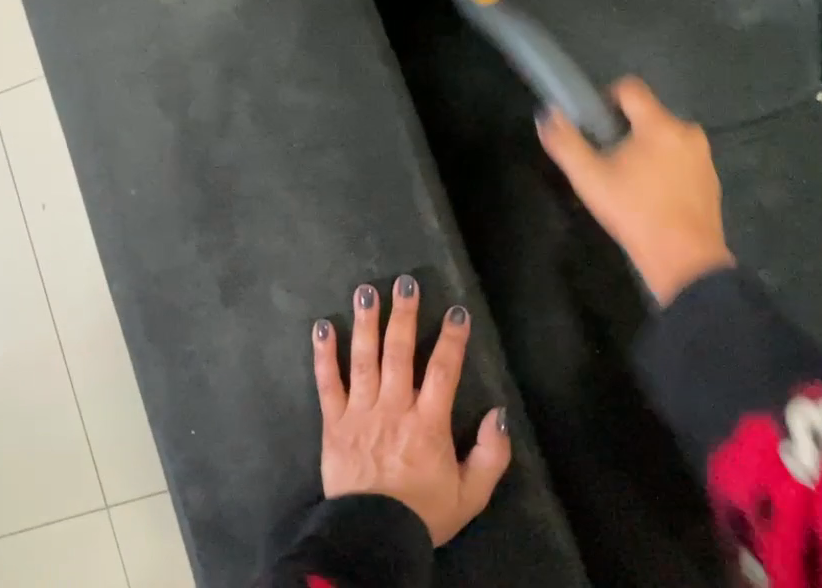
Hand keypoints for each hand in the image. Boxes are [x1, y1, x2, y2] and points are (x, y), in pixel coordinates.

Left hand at [311, 276, 511, 545]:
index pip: (443, 370)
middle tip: (405, 281)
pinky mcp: (333, 423)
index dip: (452, 339)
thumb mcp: (470, 494)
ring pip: (363, 359)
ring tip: (365, 291)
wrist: (373, 539)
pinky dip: (323, 355)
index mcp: (428, 423)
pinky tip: (321, 327)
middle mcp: (394, 408)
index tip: (457, 311)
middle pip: (400, 352)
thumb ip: (491, 455)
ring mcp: (360, 413)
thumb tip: (500, 413)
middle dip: (403, 314)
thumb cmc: (422, 514)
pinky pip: (327, 383)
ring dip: (365, 323)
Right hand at [537, 76, 734, 304]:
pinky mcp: (711, 178)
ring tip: (627, 180)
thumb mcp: (589, 179)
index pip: (630, 88)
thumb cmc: (634, 212)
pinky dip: (663, 167)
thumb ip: (565, 143)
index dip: (606, 98)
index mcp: (659, 124)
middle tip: (606, 158)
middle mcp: (686, 131)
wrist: (684, 259)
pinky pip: (680, 158)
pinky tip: (650, 195)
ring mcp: (703, 155)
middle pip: (647, 114)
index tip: (594, 124)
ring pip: (664, 137)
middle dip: (625, 129)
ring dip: (644, 148)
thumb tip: (547, 114)